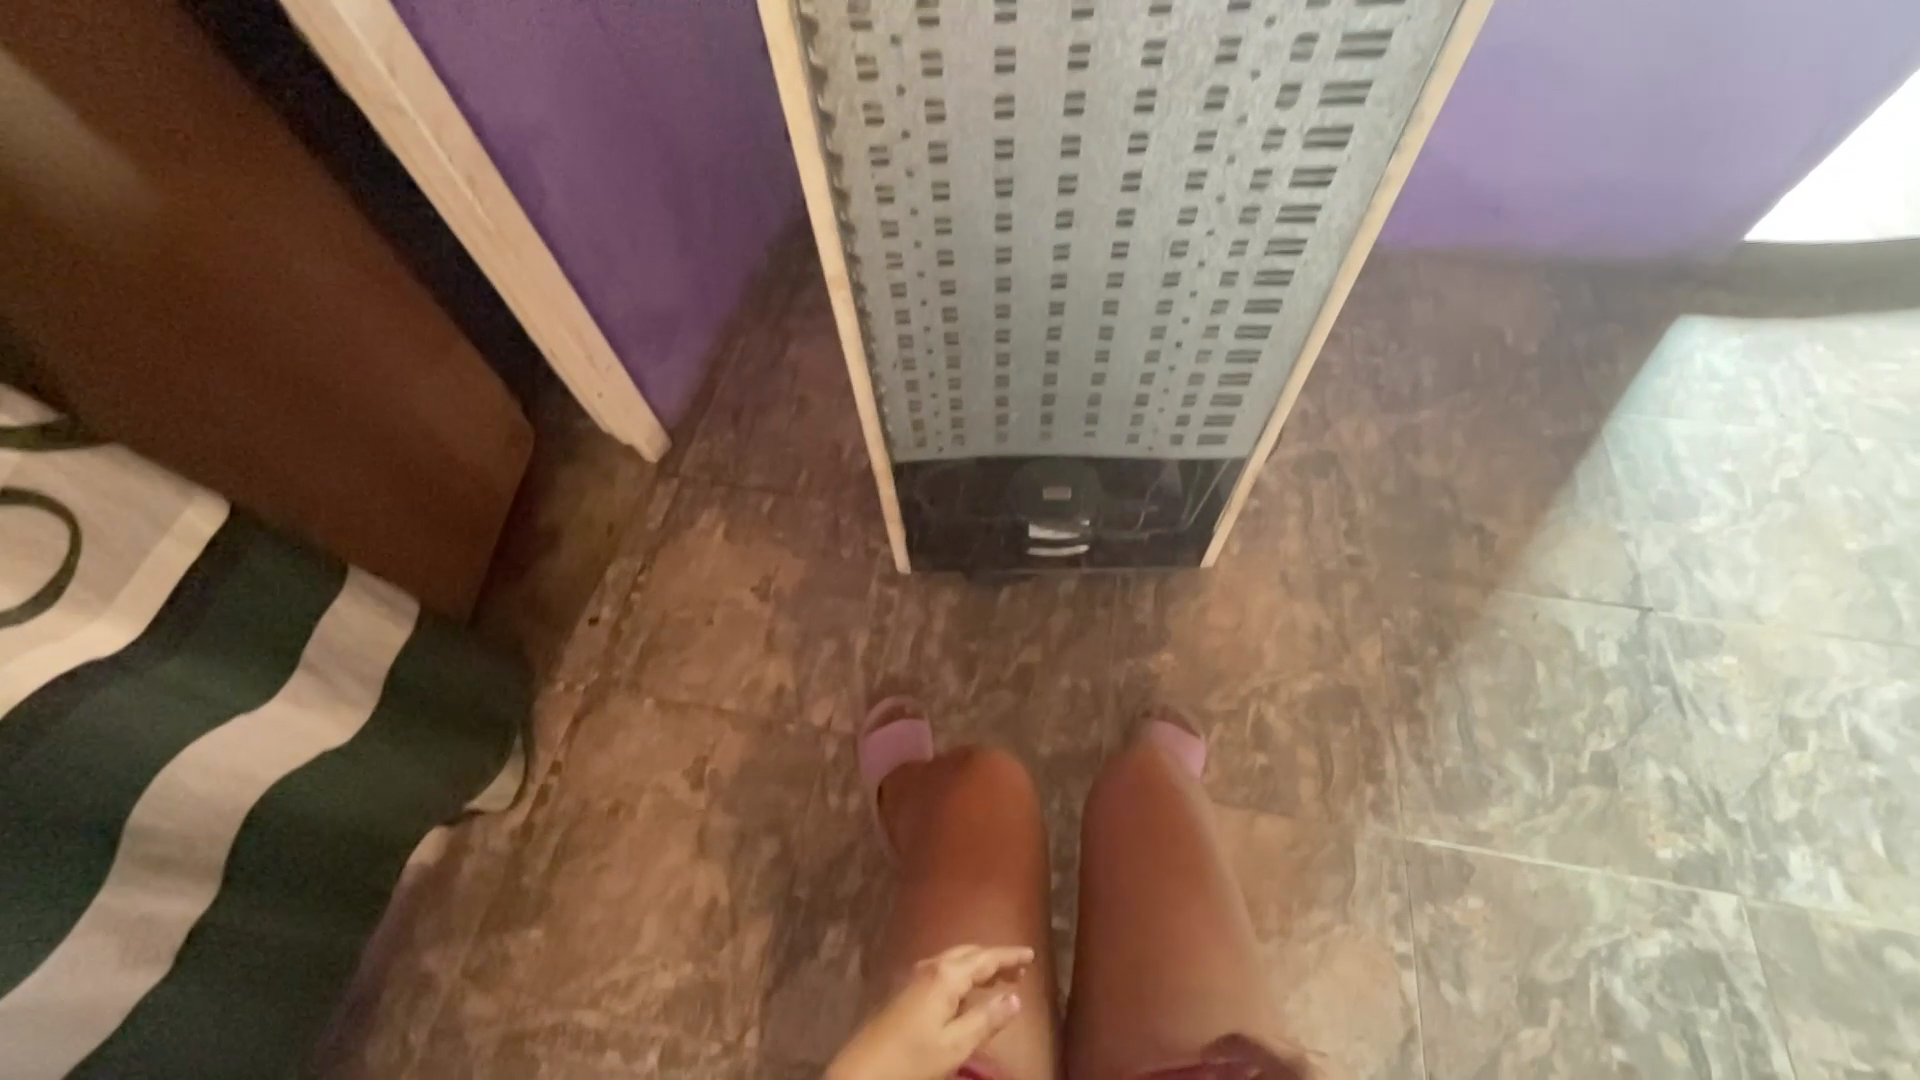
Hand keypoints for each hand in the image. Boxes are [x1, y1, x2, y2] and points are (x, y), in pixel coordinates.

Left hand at [825, 944, 1033, 1079]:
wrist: (862, 1071)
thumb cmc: (912, 1060)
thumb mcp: (955, 1045)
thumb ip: (987, 1019)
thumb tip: (1016, 998)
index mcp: (946, 975)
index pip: (986, 958)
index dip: (1009, 956)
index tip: (1031, 955)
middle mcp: (931, 966)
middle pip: (970, 953)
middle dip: (995, 958)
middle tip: (1020, 969)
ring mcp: (916, 976)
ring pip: (955, 961)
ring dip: (979, 966)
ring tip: (1001, 979)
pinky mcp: (906, 989)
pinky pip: (943, 970)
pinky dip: (963, 974)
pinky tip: (968, 993)